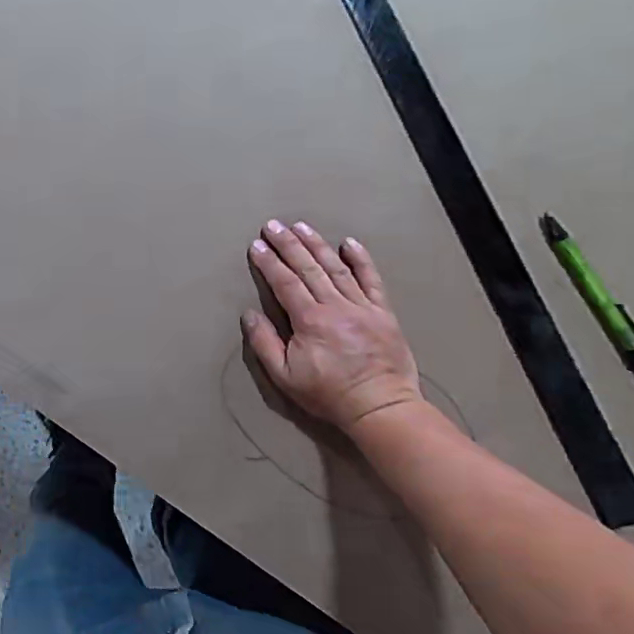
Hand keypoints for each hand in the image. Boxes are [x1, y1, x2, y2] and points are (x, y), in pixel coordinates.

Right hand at [243, 219, 423, 432]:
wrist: (381, 408)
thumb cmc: (327, 394)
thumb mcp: (284, 376)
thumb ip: (264, 343)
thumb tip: (249, 314)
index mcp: (311, 321)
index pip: (285, 283)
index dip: (269, 262)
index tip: (257, 245)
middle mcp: (337, 307)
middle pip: (309, 268)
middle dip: (288, 244)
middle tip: (273, 225)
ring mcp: (363, 308)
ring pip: (337, 268)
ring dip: (317, 245)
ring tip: (301, 226)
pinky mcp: (384, 314)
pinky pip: (372, 281)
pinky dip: (361, 260)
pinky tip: (349, 243)